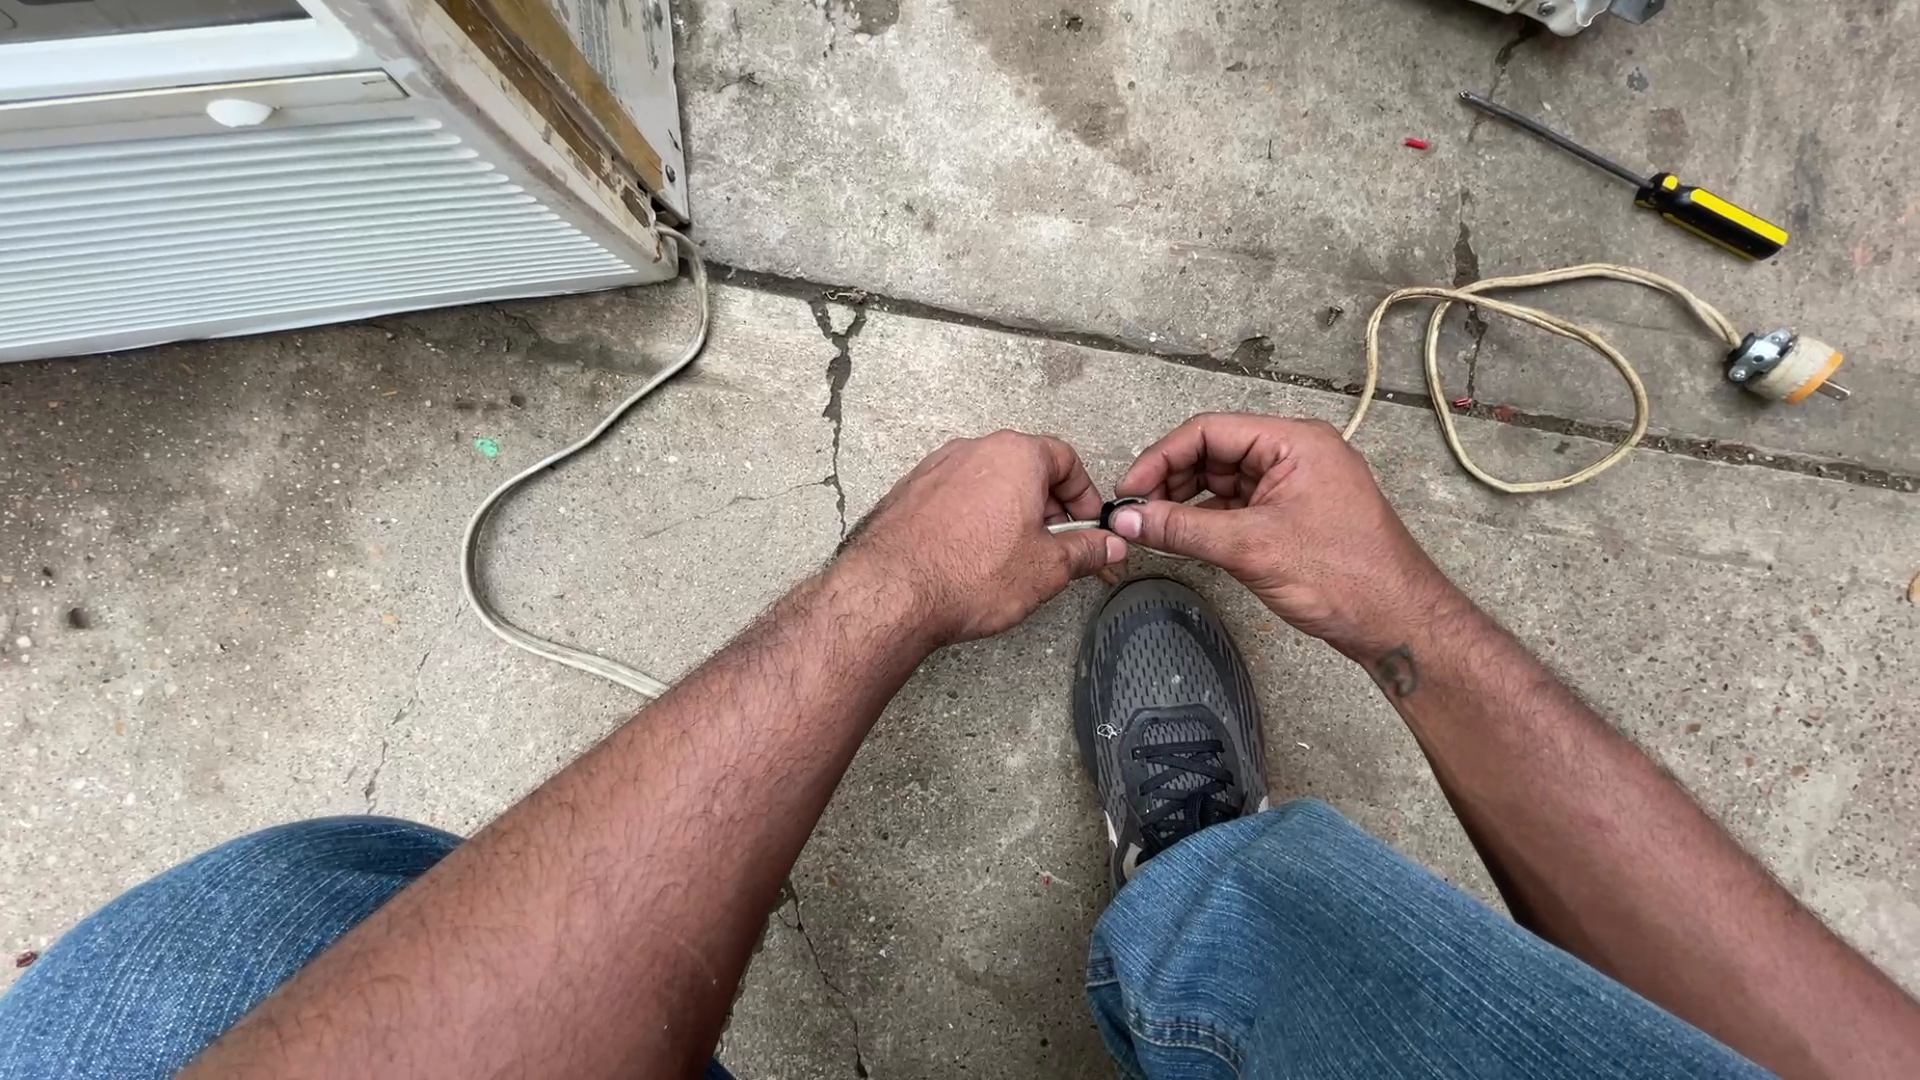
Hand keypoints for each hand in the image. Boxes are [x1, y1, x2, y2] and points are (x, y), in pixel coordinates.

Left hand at [842, 430, 1127, 644]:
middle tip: (1054, 545)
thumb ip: (1085, 551)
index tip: (1088, 525)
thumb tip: (1108, 546)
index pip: (1065, 459)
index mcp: (1015, 455)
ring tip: (1011, 555)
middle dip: (1047, 506)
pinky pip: (955, 497)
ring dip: (1009, 512)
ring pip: (988, 482)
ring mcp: (937, 468)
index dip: (1084, 495)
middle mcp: (974, 450)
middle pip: (1026, 468)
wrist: (892, 592)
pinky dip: (973, 518)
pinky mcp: (910, 491)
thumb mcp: (1047, 568)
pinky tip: (971, 555)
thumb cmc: (968, 574)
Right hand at [1110, 413, 1460, 655]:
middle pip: (1211, 453)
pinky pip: (1233, 505)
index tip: (1130, 490)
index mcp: (1294, 441)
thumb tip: (1130, 519)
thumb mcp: (1249, 547)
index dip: (1160, 458)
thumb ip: (1181, 528)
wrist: (1396, 622)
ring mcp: (1290, 485)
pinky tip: (1181, 534)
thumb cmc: (1347, 577)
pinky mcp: (1287, 514)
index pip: (1208, 431)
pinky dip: (1204, 518)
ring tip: (1152, 525)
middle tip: (1135, 511)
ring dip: (1183, 500)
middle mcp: (1292, 454)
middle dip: (1169, 479)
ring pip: (1220, 480)